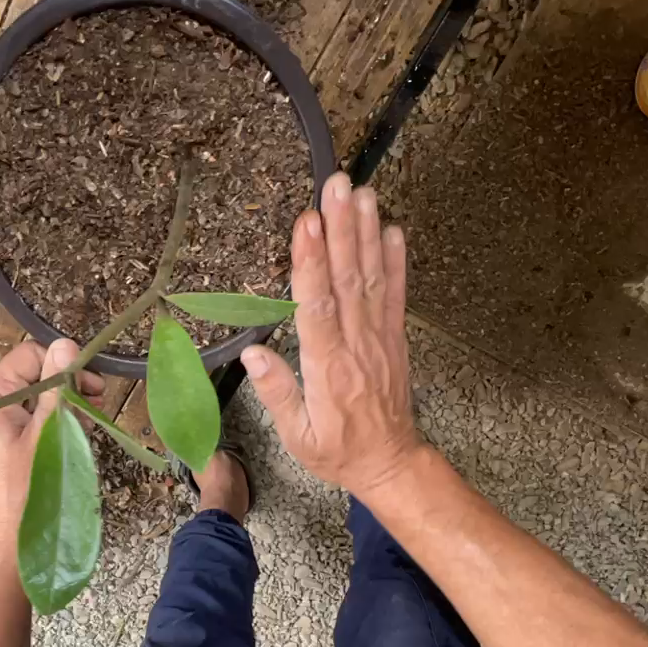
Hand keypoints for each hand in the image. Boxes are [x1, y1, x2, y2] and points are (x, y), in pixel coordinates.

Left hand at [0, 338, 96, 554]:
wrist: (7, 552)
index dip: (64, 365)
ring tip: (84, 430)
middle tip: (96, 407)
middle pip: (31, 377)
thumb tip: (65, 345)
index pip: (30, 356)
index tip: (94, 388)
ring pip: (33, 402)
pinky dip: (51, 427)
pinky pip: (28, 424)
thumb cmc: (28, 494)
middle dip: (65, 387)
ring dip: (62, 409)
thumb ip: (57, 388)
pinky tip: (69, 445)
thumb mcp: (47, 435)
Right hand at [241, 172, 427, 496]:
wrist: (390, 462)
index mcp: (327, 368)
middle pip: (346, 279)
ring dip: (366, 233)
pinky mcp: (394, 339)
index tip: (307, 222)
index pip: (316, 307)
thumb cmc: (337, 451)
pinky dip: (396, 261)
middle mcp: (355, 345)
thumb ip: (277, 393)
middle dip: (340, 229)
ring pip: (371, 279)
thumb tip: (252, 354)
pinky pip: (395, 295)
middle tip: (336, 184)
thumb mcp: (297, 436)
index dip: (310, 263)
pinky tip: (392, 230)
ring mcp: (379, 339)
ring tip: (361, 192)